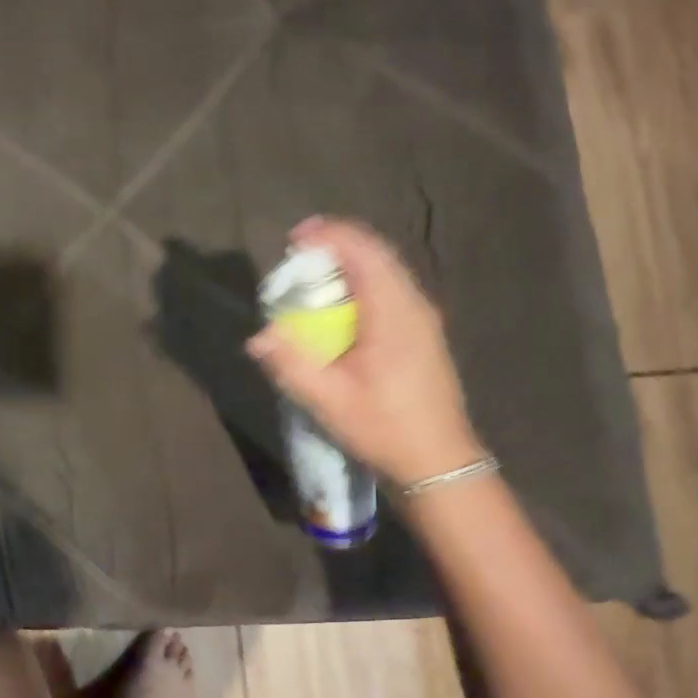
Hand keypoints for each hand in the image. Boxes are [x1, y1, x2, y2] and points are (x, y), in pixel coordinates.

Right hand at [246, 216, 485, 487]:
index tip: (296, 236)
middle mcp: (414, 307)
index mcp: (394, 315)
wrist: (439, 461)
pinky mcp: (423, 332)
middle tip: (299, 251)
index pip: (366, 254)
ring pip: (387, 271)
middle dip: (338, 245)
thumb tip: (259, 337)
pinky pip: (391, 288)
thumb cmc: (385, 427)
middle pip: (378, 255)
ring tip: (314, 271)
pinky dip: (362, 280)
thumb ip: (292, 364)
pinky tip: (340, 301)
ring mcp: (424, 319)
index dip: (332, 236)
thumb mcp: (329, 401)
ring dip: (350, 262)